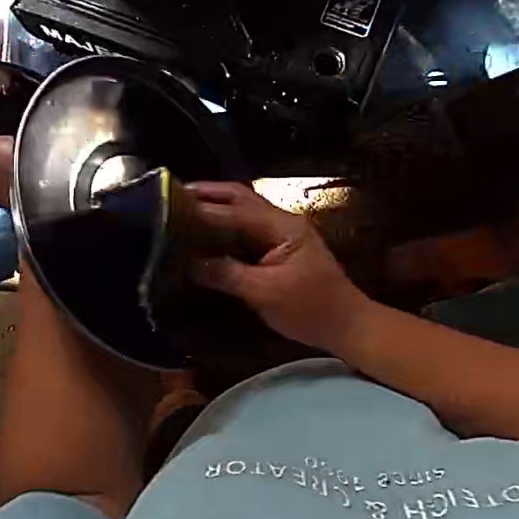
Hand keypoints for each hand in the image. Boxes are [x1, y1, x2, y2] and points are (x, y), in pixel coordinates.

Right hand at [185, 182, 375, 350]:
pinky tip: (204, 227)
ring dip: (214, 202)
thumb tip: (188, 263)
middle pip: (239, 196)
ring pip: (243, 206)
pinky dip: (223, 219)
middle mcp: (281, 220)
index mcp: (282, 227)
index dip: (203, 208)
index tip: (171, 205)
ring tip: (181, 205)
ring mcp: (281, 230)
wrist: (347, 324)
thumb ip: (227, 275)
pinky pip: (246, 223)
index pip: (236, 210)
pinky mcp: (278, 244)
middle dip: (207, 193)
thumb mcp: (265, 294)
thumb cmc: (311, 309)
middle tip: (172, 194)